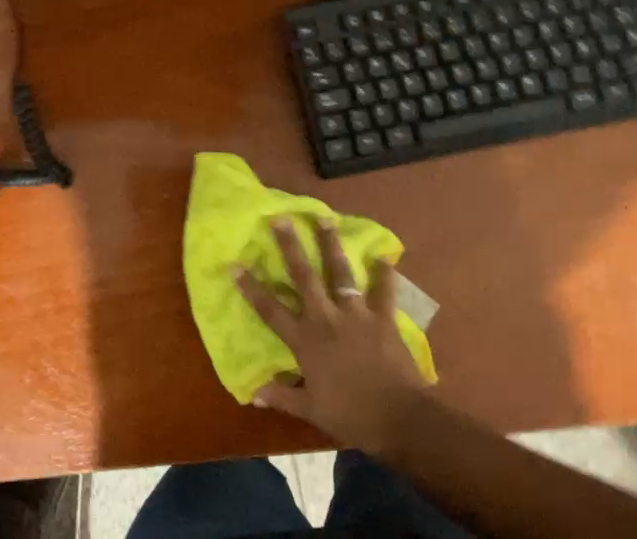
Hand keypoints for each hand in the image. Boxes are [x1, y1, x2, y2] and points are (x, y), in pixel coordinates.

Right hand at [234, 216, 430, 456]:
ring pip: (340, 272)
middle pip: (303, 276)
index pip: (270, 309)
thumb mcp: (311, 410)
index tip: (235, 264)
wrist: (401, 418)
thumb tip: (254, 393)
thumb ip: (283, 396)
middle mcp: (326, 318)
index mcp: (305, 340)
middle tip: (281, 218)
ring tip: (325, 218)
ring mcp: (356, 314)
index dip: (251, 287)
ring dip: (331, 244)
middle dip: (290, 246)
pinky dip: (385, 273)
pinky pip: (384, 291)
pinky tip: (385, 255)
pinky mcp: (383, 318)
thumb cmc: (351, 415)